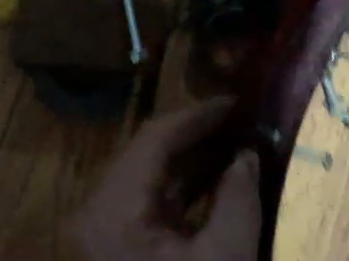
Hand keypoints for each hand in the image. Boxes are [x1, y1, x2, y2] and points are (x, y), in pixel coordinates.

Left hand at [66, 98, 261, 260]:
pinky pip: (151, 207)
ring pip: (151, 180)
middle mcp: (101, 210)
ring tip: (236, 148)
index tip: (237, 102)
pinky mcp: (119, 251)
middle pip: (151, 154)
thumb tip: (247, 157)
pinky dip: (184, 195)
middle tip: (242, 122)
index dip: (198, 115)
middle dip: (198, 137)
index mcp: (115, 206)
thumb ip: (239, 202)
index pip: (157, 137)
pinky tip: (218, 189)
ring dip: (192, 164)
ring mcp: (107, 232)